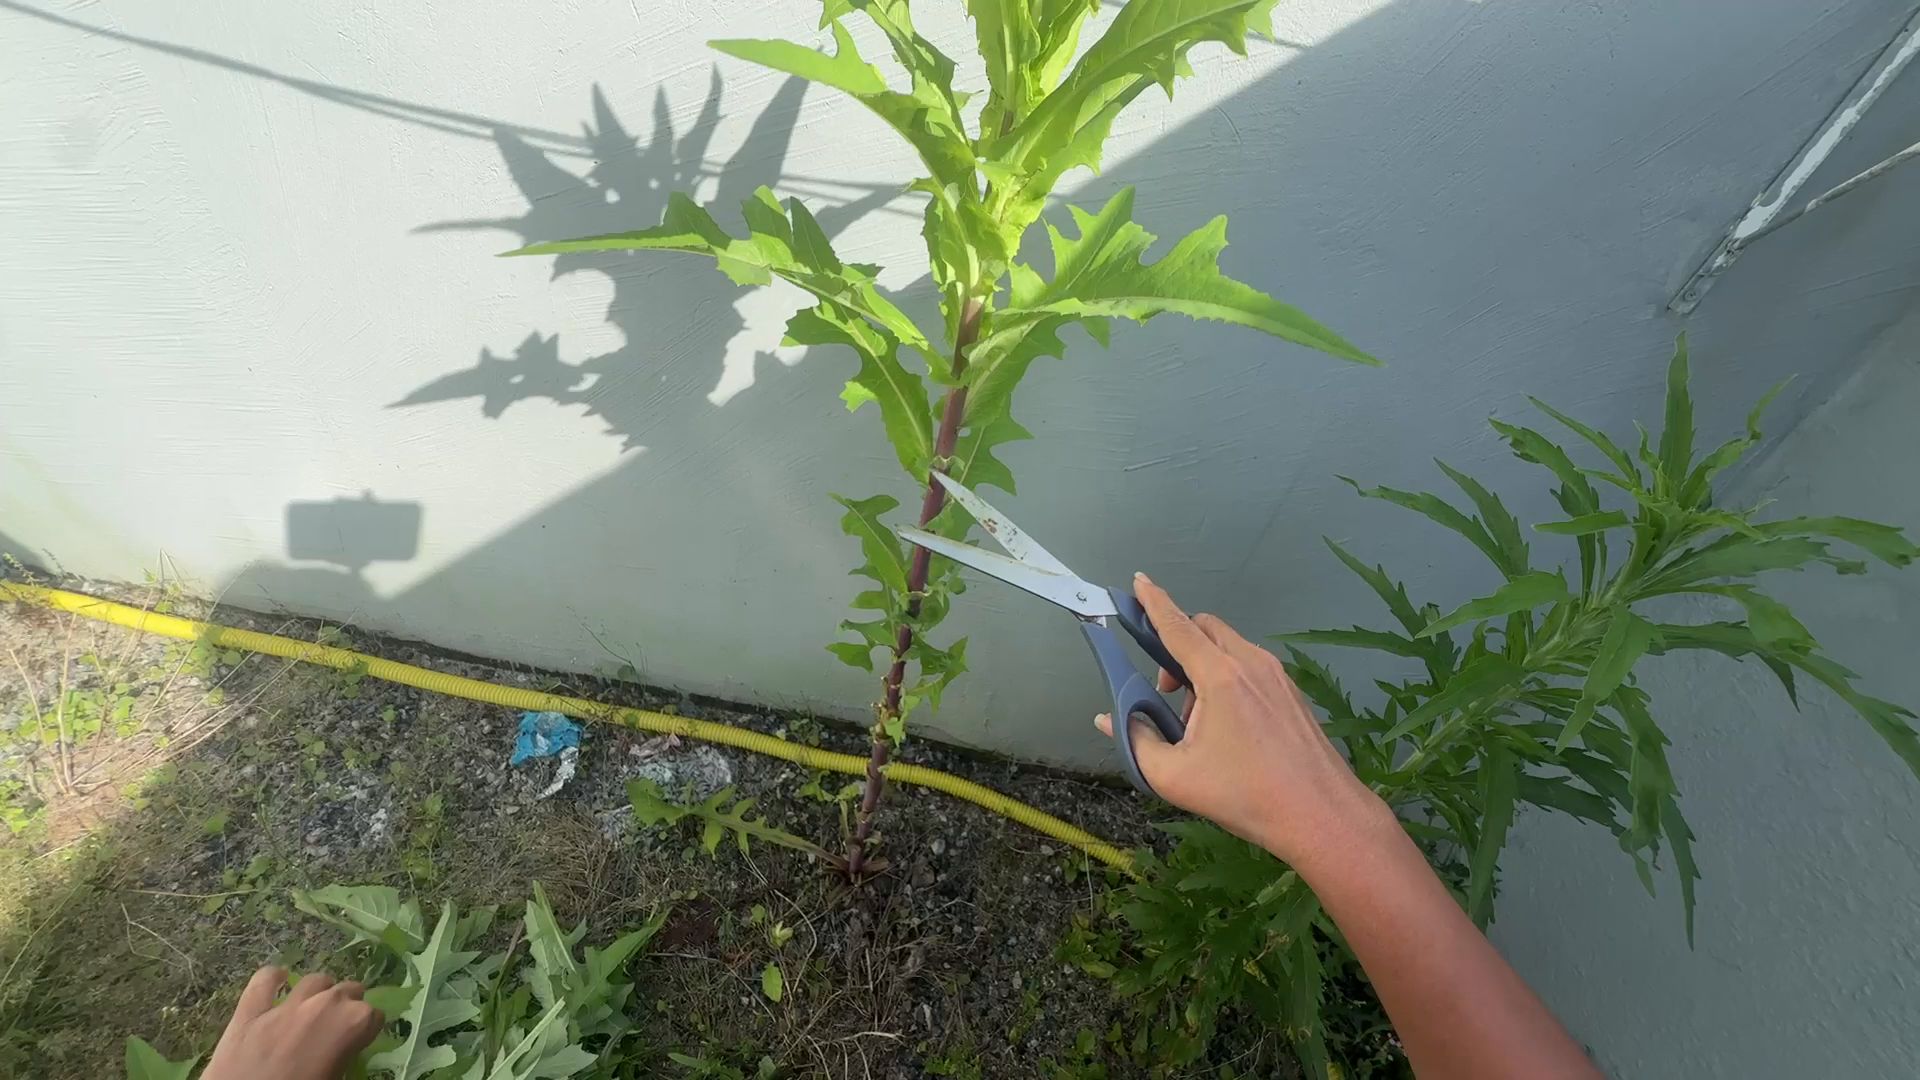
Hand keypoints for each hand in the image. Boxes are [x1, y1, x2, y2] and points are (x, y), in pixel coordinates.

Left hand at [203, 967, 383, 1079]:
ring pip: (316, 981)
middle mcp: (329, 1003)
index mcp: (355, 1021)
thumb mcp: (335, 1078)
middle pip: (350, 990)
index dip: (364, 1031)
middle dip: (345, 1007)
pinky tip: (277, 979)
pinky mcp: (249, 1015)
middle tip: (330, 1031)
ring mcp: (288, 1006)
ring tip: (310, 1011)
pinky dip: (270, 978)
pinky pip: (261, 983)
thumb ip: (346, 1054)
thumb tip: (345, 1050)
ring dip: (318, 993)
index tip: (352, 1045)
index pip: (374, 1017)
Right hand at [1095, 574, 1395, 875]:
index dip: (1153, 601)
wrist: (1323, 817)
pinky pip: (1249, 665)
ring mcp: (1277, 675)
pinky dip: (1227, 677)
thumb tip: (1109, 719)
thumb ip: (1134, 741)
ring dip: (1202, 665)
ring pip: (1227, 646)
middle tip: (1167, 689)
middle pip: (1204, 627)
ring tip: (1198, 719)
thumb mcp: (1174, 777)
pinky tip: (1229, 726)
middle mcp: (1251, 663)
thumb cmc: (1246, 796)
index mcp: (1220, 677)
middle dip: (1177, 644)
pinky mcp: (1292, 691)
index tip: (1139, 581)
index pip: (1177, 626)